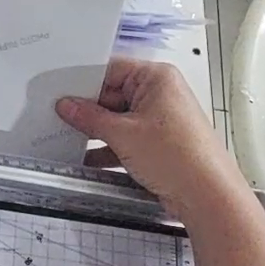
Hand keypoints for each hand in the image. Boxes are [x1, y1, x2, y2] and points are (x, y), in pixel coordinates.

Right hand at [56, 58, 250, 220]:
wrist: (206, 195)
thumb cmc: (180, 157)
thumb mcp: (123, 134)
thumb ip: (90, 118)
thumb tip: (68, 106)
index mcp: (156, 79)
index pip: (111, 70)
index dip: (83, 82)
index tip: (59, 92)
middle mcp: (160, 95)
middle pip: (112, 96)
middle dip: (87, 111)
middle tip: (58, 118)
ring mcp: (158, 120)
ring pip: (117, 120)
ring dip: (95, 132)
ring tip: (66, 138)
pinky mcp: (156, 144)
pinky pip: (124, 139)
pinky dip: (107, 149)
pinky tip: (86, 158)